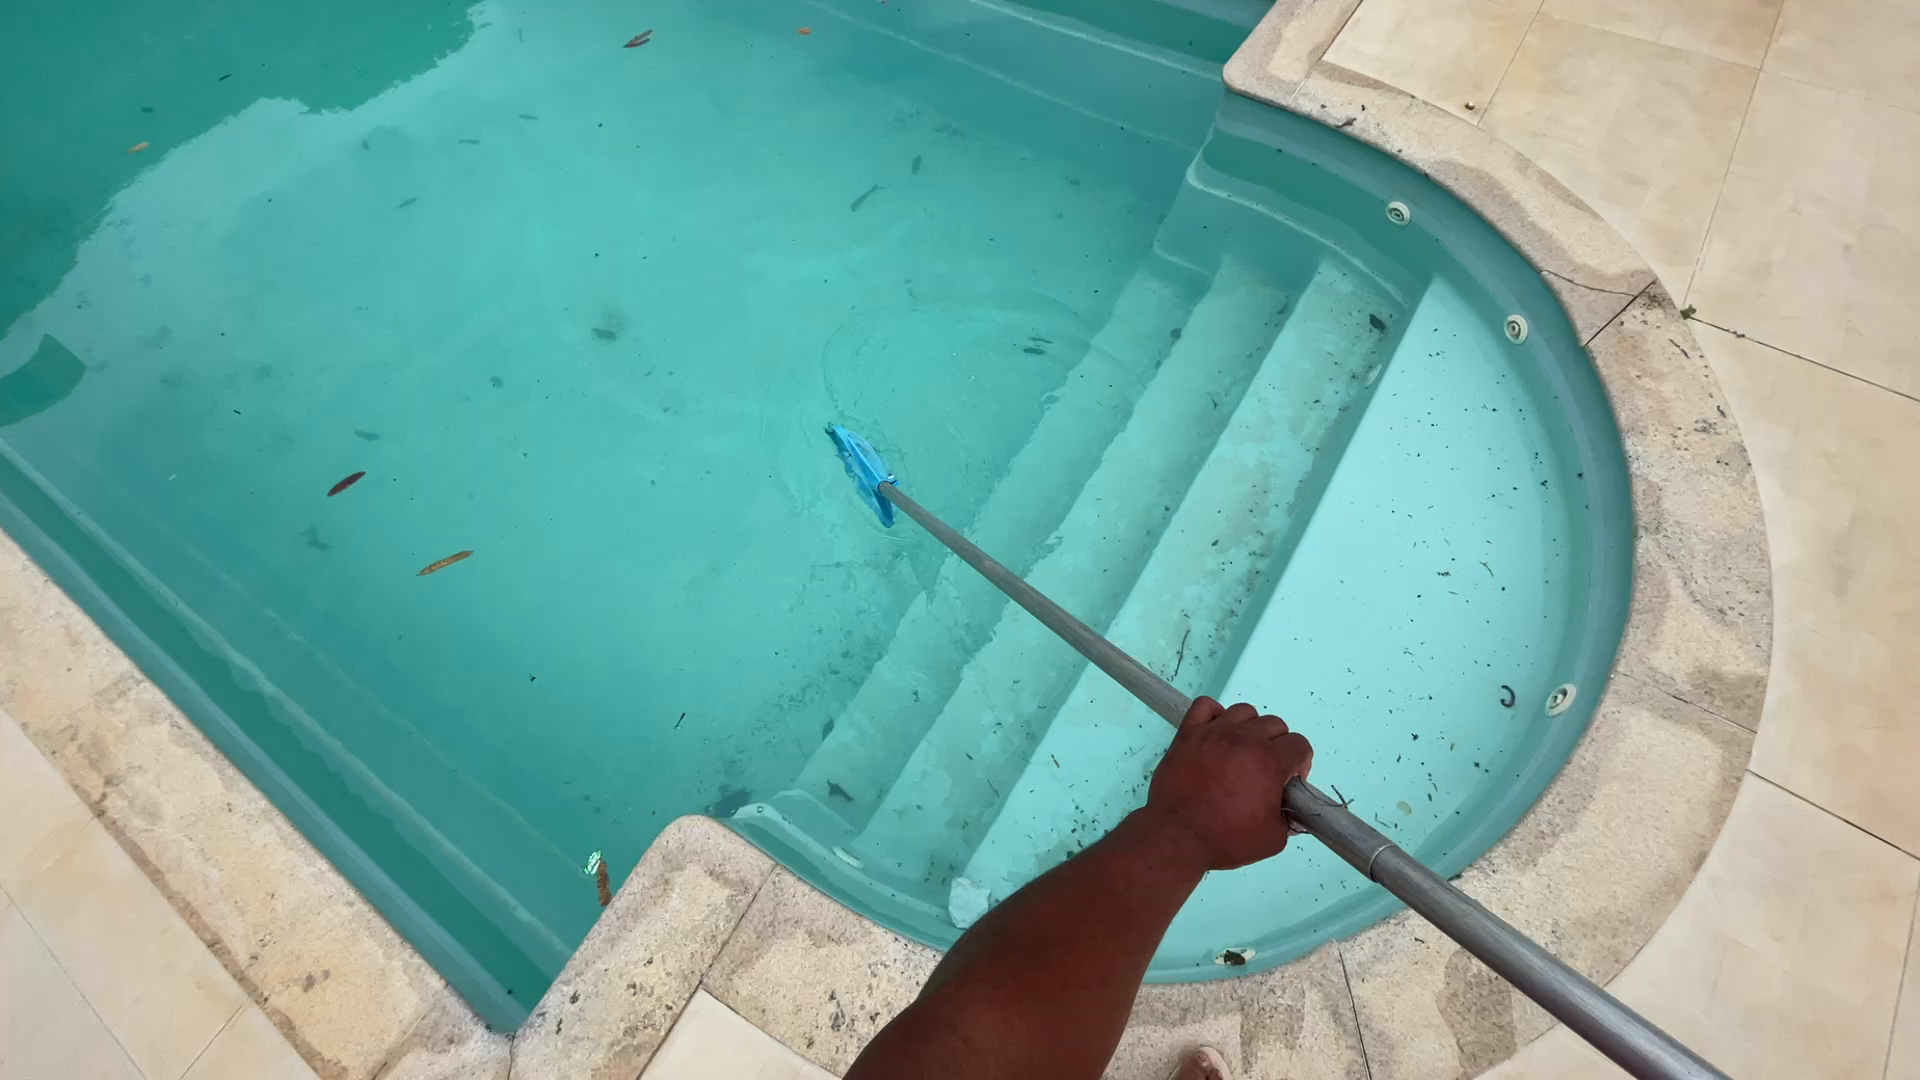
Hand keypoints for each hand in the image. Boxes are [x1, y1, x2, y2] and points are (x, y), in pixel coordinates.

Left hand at [1141, 697, 1312, 869]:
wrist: (1177, 834)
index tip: (1288, 781)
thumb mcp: (1273, 838)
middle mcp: (1242, 739)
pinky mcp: (1187, 732)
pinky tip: (1216, 734)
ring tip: (1241, 751)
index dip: (1300, 764)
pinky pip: (1205, 706)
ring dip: (1249, 728)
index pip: (1300, 745)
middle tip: (1265, 770)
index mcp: (1268, 761)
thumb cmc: (1225, 839)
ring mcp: (1212, 732)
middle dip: (1278, 746)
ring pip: (1243, 712)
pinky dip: (1214, 714)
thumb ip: (1288, 818)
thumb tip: (1290, 809)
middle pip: (1274, 725)